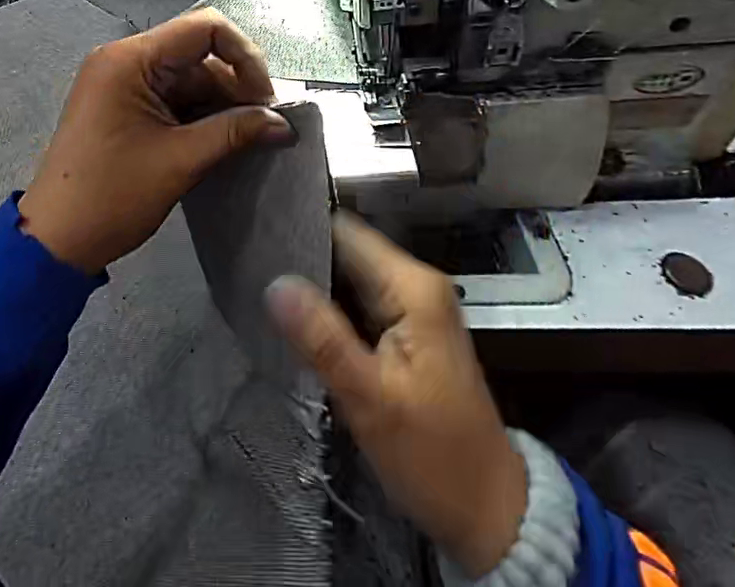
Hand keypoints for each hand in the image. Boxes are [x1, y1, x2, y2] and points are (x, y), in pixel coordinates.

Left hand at [18, 9, 292, 272]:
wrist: (54, 243)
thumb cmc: (111, 196)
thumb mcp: (181, 160)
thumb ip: (237, 132)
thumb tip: (285, 123)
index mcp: (130, 60)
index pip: (206, 29)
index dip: (245, 56)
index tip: (264, 99)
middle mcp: (127, 61)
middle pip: (203, 54)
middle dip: (238, 86)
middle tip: (265, 125)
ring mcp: (127, 84)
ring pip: (196, 78)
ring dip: (225, 104)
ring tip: (250, 138)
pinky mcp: (130, 107)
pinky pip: (180, 98)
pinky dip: (206, 116)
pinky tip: (226, 139)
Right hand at [267, 212, 526, 576]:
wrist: (485, 504)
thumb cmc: (432, 454)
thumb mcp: (370, 399)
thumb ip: (322, 338)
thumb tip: (275, 283)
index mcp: (414, 286)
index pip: (350, 233)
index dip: (305, 230)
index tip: (258, 237)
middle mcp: (418, 285)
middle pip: (351, 252)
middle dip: (304, 260)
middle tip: (249, 270)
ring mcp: (416, 308)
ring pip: (353, 279)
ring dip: (314, 287)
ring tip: (259, 290)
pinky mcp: (410, 332)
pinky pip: (362, 305)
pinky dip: (332, 310)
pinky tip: (295, 321)